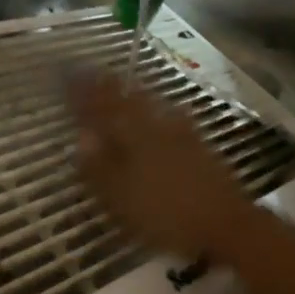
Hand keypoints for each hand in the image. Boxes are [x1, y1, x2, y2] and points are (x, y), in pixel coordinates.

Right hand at [69, 72, 256, 258]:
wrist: (227, 223)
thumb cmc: (165, 213)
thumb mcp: (121, 197)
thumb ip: (98, 167)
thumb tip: (80, 139)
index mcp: (131, 134)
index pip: (100, 105)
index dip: (83, 90)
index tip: (67, 73)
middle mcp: (153, 125)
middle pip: (126, 98)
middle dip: (107, 85)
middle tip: (93, 71)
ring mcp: (180, 132)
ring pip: (151, 103)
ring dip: (134, 92)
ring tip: (125, 84)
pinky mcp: (199, 145)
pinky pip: (171, 116)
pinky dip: (160, 110)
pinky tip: (166, 112)